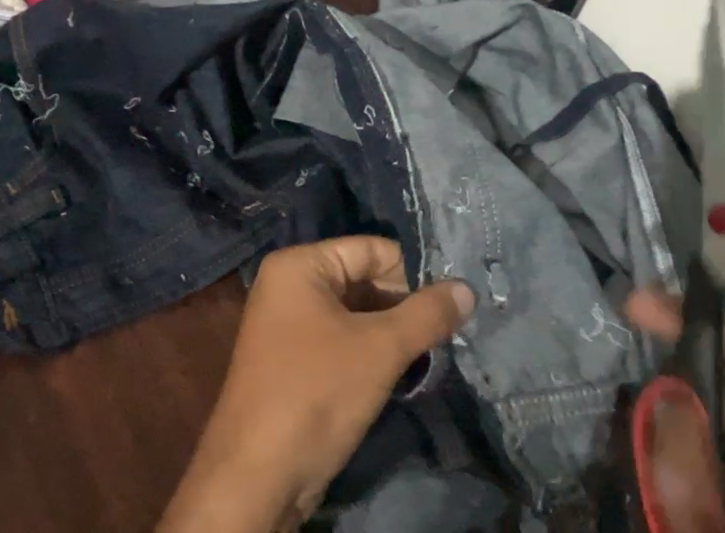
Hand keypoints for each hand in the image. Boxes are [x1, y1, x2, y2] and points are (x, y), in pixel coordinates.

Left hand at [159, 237, 475, 532]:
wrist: (257, 476)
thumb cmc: (317, 393)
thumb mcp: (381, 348)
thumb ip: (427, 314)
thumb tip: (467, 288)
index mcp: (299, 265)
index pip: (372, 249)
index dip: (414, 273)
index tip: (454, 300)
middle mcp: (288, 286)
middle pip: (363, 279)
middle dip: (405, 304)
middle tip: (451, 327)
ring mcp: (288, 325)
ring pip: (356, 314)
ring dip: (393, 331)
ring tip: (435, 348)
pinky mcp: (294, 362)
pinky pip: (342, 341)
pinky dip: (372, 351)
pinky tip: (404, 370)